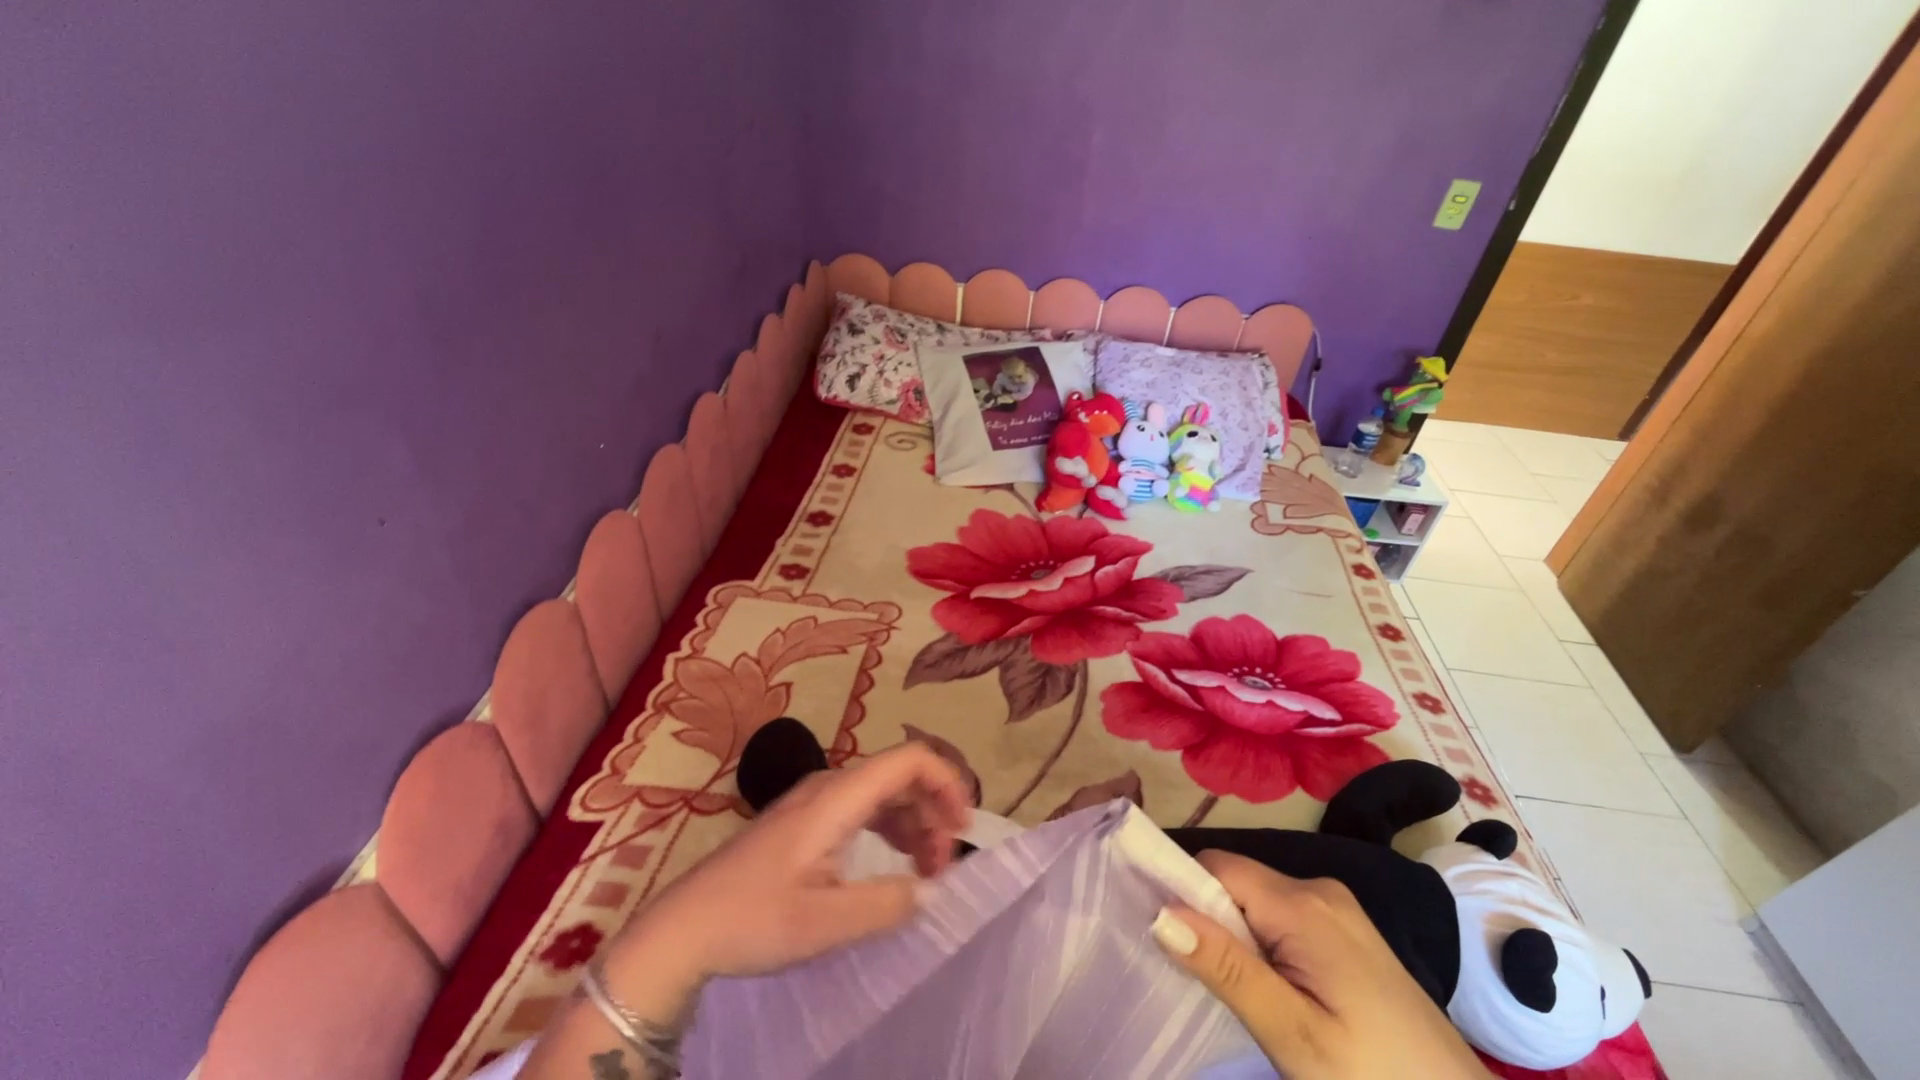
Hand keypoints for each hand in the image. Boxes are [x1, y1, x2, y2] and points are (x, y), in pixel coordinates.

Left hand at [616, 741, 972, 987]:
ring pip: (882, 793)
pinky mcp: (804, 823)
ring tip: (926, 870)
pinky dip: (890, 830)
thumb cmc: (752, 919)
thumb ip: (886, 903)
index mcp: (836, 796)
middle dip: (934, 810)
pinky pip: (862, 810)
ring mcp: (814, 803)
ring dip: (914, 823)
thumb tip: (930, 888)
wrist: (683, 928)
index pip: (909, 759)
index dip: (947, 781)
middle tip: (944, 865)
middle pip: (899, 775)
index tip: (965, 826)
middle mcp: (828, 787)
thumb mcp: (825, 922)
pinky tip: (894, 862)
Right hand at [1153, 850, 1489, 1079]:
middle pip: (1235, 883)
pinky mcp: (1348, 935)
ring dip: (1233, 938)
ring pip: (1257, 903)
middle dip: (1207, 921)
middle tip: (1193, 980)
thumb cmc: (1373, 1076)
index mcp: (1303, 905)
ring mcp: (1338, 911)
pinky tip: (1268, 993)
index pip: (1216, 866)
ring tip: (1229, 992)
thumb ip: (1227, 970)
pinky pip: (1283, 920)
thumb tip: (1160, 912)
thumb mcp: (1293, 1034)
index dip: (1180, 890)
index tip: (1153, 934)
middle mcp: (1320, 891)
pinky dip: (1261, 947)